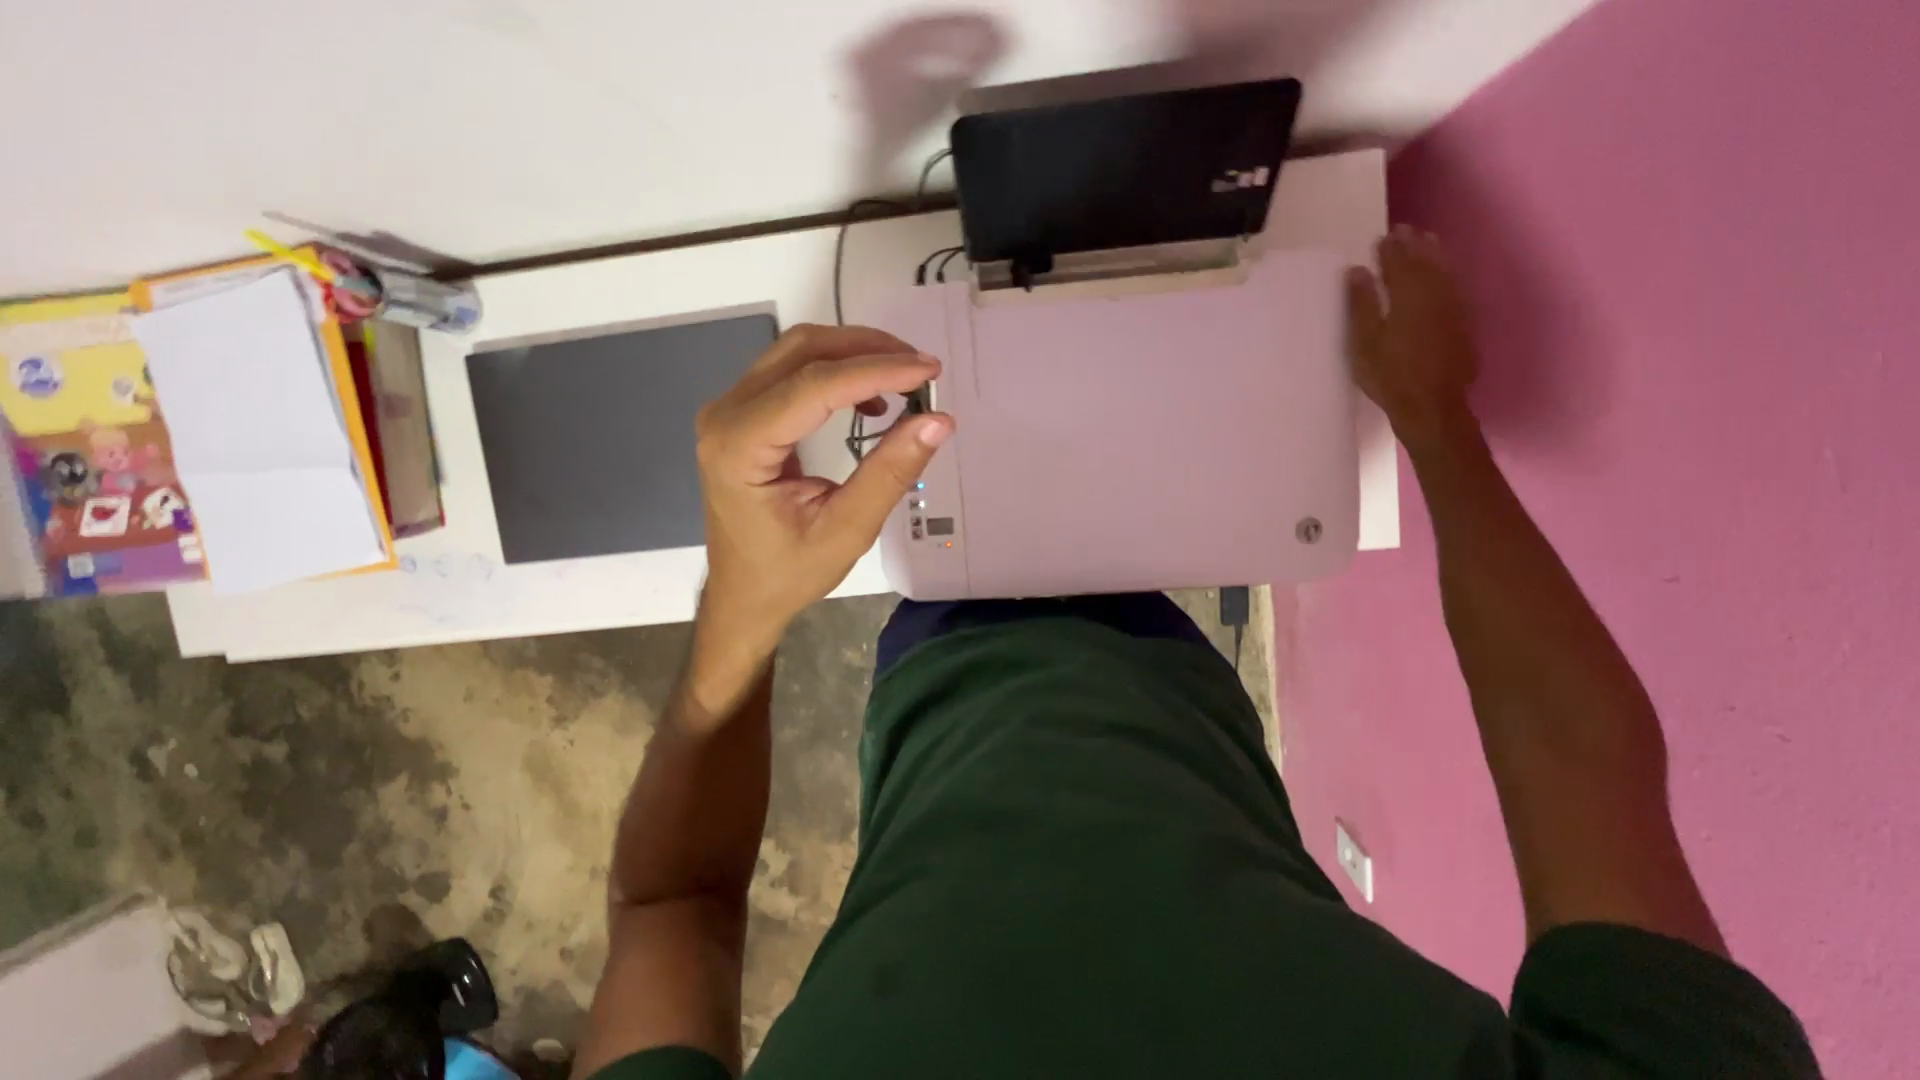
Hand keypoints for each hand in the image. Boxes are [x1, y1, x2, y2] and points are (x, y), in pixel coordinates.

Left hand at [694, 324, 953, 662]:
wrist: (744, 594)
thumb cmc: (788, 572)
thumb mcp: (847, 530)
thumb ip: (890, 473)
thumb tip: (937, 420)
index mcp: (740, 447)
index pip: (814, 386)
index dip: (875, 371)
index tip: (928, 371)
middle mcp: (726, 416)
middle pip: (802, 352)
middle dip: (867, 350)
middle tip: (922, 369)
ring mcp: (730, 411)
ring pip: (797, 353)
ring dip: (854, 355)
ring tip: (905, 378)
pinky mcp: (742, 415)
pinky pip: (791, 373)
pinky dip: (836, 372)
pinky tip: (871, 401)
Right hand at [1346, 226, 1479, 442]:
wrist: (1432, 407)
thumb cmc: (1389, 376)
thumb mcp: (1363, 343)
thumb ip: (1361, 305)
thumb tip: (1358, 271)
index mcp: (1408, 297)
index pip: (1398, 263)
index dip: (1390, 249)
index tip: (1383, 236)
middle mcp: (1435, 296)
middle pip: (1425, 263)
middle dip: (1414, 245)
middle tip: (1405, 231)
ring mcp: (1453, 310)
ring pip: (1445, 273)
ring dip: (1435, 255)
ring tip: (1427, 243)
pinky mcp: (1463, 325)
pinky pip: (1456, 289)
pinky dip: (1448, 276)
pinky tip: (1444, 277)